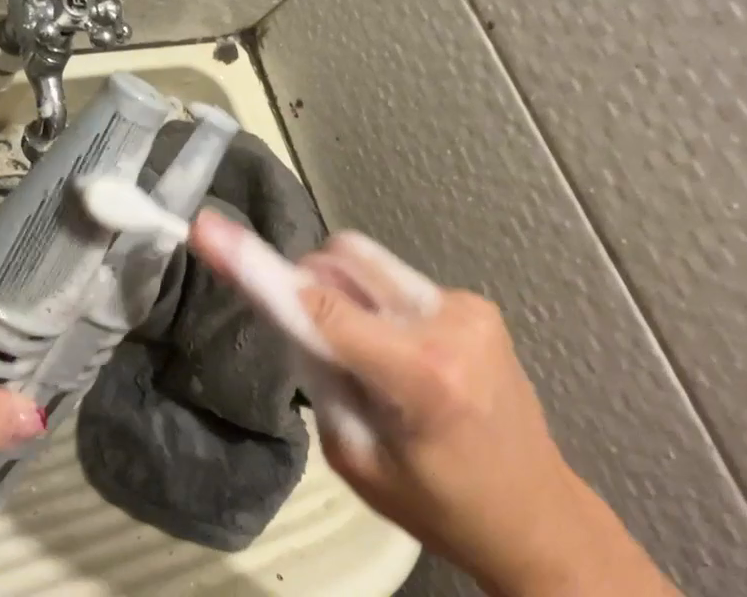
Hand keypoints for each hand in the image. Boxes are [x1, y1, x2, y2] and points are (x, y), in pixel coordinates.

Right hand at [190, 215, 678, 596]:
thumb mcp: (355, 456)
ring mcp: (466, 305)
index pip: (317, 306)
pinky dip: (371, 304)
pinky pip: (391, 279)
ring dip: (340, 295)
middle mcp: (447, 323)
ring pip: (363, 263)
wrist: (541, 519)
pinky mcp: (473, 302)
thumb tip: (283, 307)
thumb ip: (316, 374)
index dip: (255, 265)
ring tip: (361, 358)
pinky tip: (395, 355)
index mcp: (419, 375)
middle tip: (312, 345)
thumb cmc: (439, 505)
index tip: (206, 227)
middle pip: (339, 261)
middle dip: (308, 287)